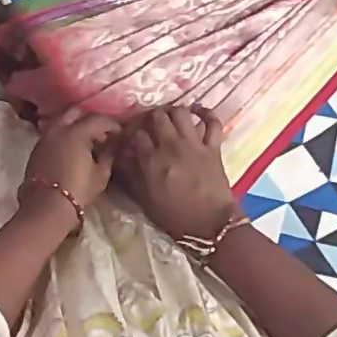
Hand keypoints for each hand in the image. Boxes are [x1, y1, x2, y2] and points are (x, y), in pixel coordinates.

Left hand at [22, 111, 120, 219]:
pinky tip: (72, 148)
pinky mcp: (37, 148)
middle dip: (90, 119)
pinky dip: (64, 134)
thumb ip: (108, 154)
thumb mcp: (101, 174)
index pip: (97, 119)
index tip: (119, 132)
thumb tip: (112, 145)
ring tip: (87, 140)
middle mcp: (58, 128)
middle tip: (101, 132)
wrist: (46, 206)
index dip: (111, 124)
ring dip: (75, 125)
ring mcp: (45, 136)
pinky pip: (53, 132)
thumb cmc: (78, 189)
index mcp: (76, 132)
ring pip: (62, 120)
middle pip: (76, 112)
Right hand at [116, 105, 239, 238]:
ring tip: (170, 116)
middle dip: (151, 117)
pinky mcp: (213, 147)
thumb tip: (123, 157)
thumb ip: (133, 175)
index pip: (137, 135)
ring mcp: (194, 144)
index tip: (131, 137)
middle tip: (150, 124)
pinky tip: (197, 111)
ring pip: (181, 113)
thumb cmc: (175, 216)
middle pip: (157, 117)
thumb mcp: (146, 199)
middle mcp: (171, 146)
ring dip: (173, 111)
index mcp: (152, 161)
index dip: (132, 133)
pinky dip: (206, 113)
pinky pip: (212, 122)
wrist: (210, 225)